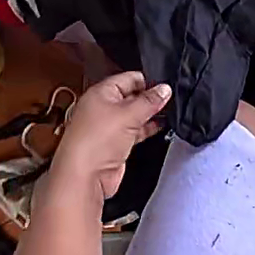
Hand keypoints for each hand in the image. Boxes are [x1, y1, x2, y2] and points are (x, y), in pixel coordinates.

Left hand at [46, 72, 170, 200]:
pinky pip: (134, 131)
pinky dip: (146, 128)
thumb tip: (164, 89)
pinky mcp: (115, 143)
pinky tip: (159, 127)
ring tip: (169, 112)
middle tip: (169, 100)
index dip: (147, 81)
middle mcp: (103, 108)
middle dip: (150, 98)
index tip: (165, 86)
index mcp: (101, 93)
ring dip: (149, 114)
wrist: (85, 176)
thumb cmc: (94, 142)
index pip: (129, 78)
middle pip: (132, 96)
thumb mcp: (129, 114)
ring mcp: (109, 126)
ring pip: (134, 114)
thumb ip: (150, 101)